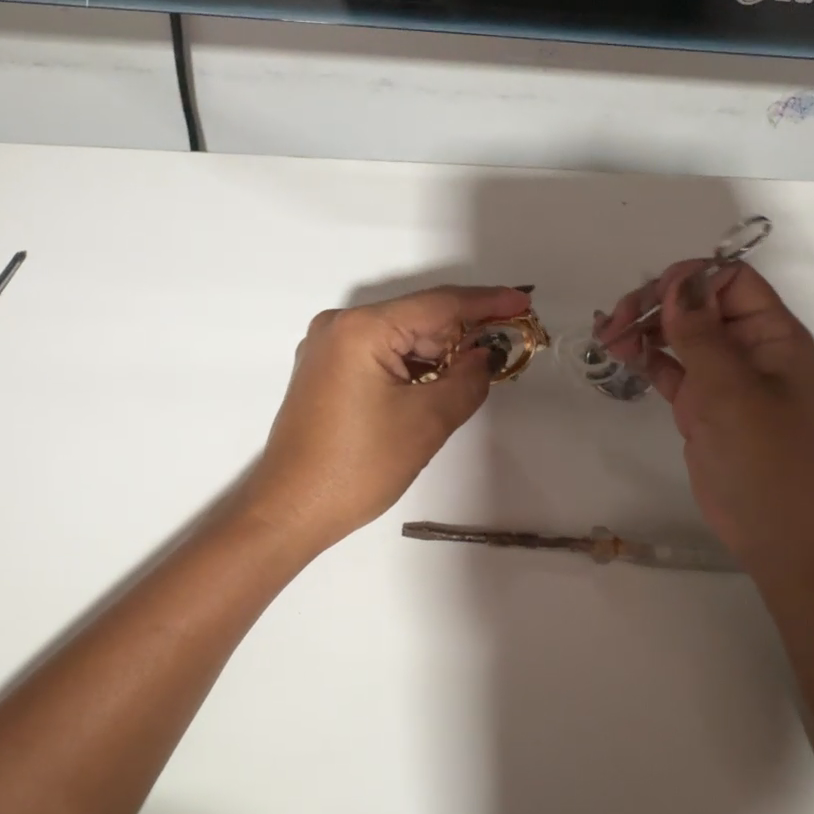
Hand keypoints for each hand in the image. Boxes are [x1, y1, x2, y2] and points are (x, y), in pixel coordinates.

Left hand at [245, 285, 531, 552]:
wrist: (289, 510)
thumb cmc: (358, 466)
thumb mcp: (426, 422)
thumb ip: (467, 379)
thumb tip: (484, 356)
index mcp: (361, 328)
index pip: (438, 304)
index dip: (486, 303)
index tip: (524, 304)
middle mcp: (338, 326)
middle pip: (416, 318)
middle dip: (462, 333)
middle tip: (507, 347)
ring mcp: (326, 349)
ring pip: (398, 338)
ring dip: (437, 352)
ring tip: (477, 371)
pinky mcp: (323, 372)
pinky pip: (378, 355)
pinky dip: (411, 366)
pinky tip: (437, 382)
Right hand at [599, 261, 813, 567]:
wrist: (779, 536)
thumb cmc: (765, 459)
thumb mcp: (732, 390)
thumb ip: (701, 333)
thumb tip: (680, 280)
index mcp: (774, 335)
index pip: (731, 281)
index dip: (690, 280)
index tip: (650, 300)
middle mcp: (751, 348)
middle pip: (699, 303)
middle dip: (655, 304)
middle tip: (613, 323)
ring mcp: (726, 377)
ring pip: (680, 333)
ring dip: (644, 328)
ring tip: (607, 339)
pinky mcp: (703, 404)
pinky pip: (672, 366)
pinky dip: (646, 357)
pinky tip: (621, 355)